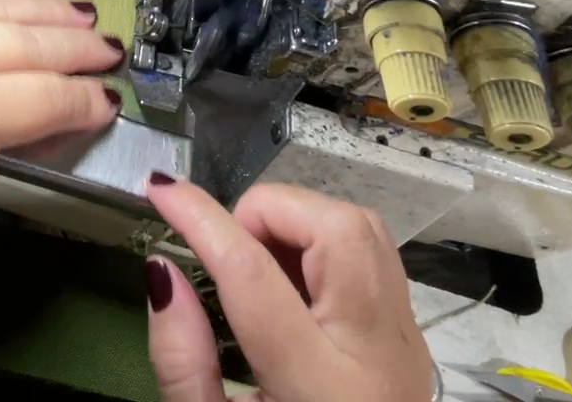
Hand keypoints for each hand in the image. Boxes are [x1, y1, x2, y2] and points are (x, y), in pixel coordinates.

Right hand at [145, 180, 433, 401]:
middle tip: (228, 246)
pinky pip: (372, 247)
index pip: (254, 273)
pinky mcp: (411, 333)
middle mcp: (379, 355)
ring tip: (259, 260)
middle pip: (337, 229)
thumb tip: (163, 269)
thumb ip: (181, 357)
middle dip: (268, 212)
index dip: (200, 218)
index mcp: (322, 391)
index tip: (160, 190)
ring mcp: (406, 341)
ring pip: (361, 226)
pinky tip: (291, 277)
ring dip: (298, 220)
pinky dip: (322, 237)